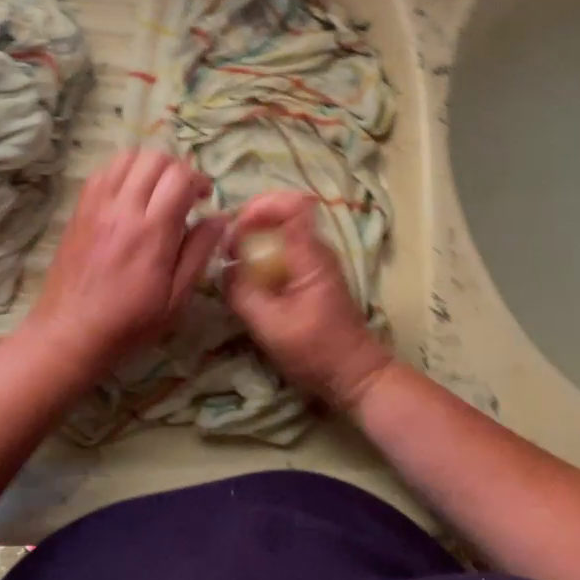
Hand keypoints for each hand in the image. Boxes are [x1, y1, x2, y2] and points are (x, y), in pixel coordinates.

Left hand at [26, 150, 225, 369]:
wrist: (69, 333)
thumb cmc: (130, 322)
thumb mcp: (177, 297)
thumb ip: (200, 252)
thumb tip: (220, 218)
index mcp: (152, 231)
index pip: (179, 177)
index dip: (198, 179)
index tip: (204, 198)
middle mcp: (123, 209)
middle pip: (154, 158)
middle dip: (177, 168)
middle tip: (183, 193)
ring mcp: (97, 205)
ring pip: (127, 157)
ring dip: (149, 166)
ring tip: (156, 190)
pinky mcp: (79, 209)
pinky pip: (103, 171)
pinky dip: (123, 173)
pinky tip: (130, 197)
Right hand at [225, 190, 393, 410]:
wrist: (354, 373)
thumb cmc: (317, 352)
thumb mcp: (271, 327)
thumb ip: (243, 294)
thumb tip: (225, 268)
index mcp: (311, 256)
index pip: (293, 205)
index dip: (261, 206)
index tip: (236, 229)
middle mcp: (316, 249)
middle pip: (282, 212)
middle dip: (250, 222)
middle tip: (228, 248)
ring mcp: (315, 259)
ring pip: (281, 229)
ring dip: (254, 238)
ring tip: (232, 260)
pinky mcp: (310, 272)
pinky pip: (282, 248)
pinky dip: (262, 254)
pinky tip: (248, 275)